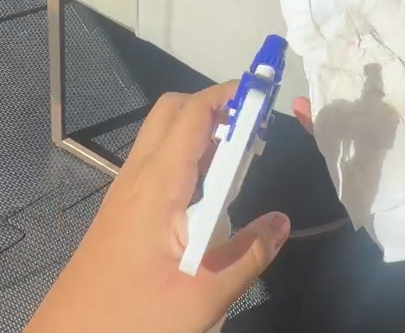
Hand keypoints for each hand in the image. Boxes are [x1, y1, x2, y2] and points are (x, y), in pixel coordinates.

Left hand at [25, 82, 289, 332]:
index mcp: (158, 182)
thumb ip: (247, 255)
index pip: (195, 112)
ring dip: (201, 133)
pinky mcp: (122, 211)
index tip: (266, 95)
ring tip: (238, 162)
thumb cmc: (131, 318)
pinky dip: (187, 158)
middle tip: (251, 131)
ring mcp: (126, 191)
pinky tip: (207, 197)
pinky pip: (157, 163)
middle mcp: (139, 175)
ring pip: (164, 136)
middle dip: (216, 106)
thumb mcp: (202, 298)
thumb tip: (282, 221)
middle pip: (174, 110)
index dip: (231, 94)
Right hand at [295, 0, 404, 132]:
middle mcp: (396, 96)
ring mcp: (377, 124)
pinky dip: (316, 120)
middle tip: (324, 19)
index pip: (399, 43)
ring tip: (309, 57)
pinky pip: (335, 134)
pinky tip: (301, 105)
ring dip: (327, 78)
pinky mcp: (365, 152)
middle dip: (347, 46)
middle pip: (368, 67)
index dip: (384, 21)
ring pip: (347, 95)